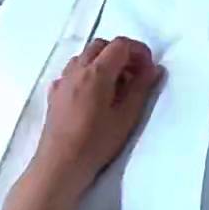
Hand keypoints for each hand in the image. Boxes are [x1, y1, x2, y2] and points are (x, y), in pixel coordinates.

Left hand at [0, 37, 161, 209]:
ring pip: (85, 56)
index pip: (120, 45)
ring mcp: (63, 81)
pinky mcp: (55, 93)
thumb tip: (153, 69)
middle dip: (122, 53)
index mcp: (97, 73)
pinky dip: (88, 72)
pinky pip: (73, 71)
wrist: (60, 164)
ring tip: (117, 85)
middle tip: (136, 74)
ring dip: (104, 62)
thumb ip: (141, 88)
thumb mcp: (127, 115)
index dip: (139, 51)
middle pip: (101, 45)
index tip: (149, 68)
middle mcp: (77, 70)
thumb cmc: (97, 142)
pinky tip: (96, 94)